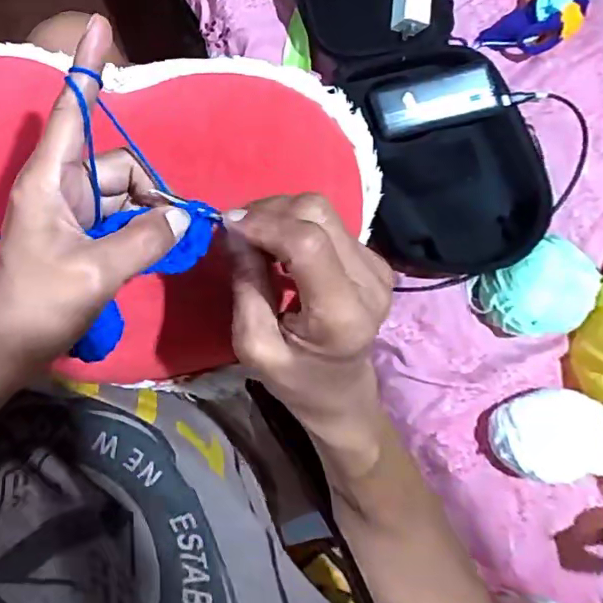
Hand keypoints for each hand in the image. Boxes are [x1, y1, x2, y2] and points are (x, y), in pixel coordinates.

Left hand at [0, 16, 187, 383]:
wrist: (8, 349)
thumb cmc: (40, 306)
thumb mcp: (97, 272)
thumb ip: (145, 239)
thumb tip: (182, 216)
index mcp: (49, 180)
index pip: (72, 111)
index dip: (87, 68)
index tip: (98, 26)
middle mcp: (57, 185)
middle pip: (117, 165)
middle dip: (148, 192)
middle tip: (171, 232)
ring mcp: (67, 210)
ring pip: (122, 193)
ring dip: (146, 215)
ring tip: (160, 250)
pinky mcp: (75, 232)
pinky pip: (117, 215)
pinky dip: (137, 228)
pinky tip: (151, 252)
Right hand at [225, 194, 394, 434]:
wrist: (341, 392)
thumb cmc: (295, 378)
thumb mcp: (254, 347)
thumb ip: (246, 288)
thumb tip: (235, 232)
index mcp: (341, 314)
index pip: (307, 243)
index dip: (263, 224)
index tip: (227, 226)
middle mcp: (368, 282)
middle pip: (316, 213)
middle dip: (268, 212)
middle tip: (237, 232)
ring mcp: (376, 266)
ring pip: (321, 209)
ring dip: (279, 214)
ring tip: (255, 237)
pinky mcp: (372, 258)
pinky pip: (327, 221)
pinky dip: (293, 223)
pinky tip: (278, 246)